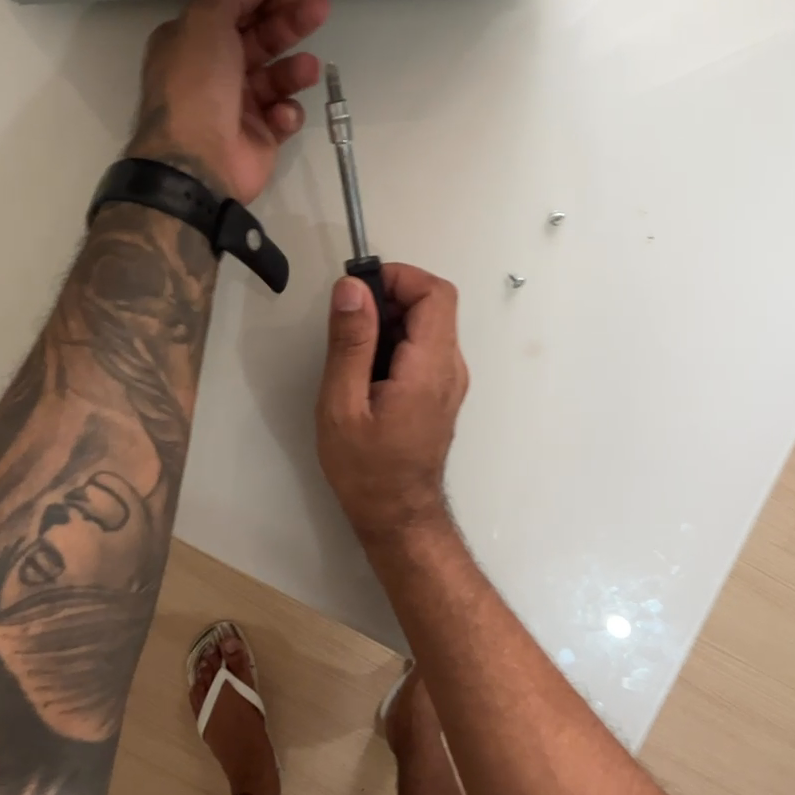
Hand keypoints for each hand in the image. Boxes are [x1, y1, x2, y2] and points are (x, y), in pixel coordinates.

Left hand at [128, 0, 330, 203]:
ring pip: (276, 77)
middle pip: (259, 41)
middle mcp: (213, 74)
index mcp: (192, 45)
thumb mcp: (203, 22)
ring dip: (295, 69)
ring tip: (309, 67)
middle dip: (289, 24)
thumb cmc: (197, 86)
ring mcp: (237, 107)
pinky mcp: (259, 137)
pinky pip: (283, 116)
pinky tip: (281, 115)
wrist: (199, 160)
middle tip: (318, 7)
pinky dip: (287, 113)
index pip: (230, 13)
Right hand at [315, 263, 469, 544]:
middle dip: (389, 297)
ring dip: (390, 320)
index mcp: (430, 367)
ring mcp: (450, 381)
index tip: (358, 290)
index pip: (434, 293)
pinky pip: (425, 347)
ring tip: (352, 351)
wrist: (397, 517)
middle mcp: (451, 368)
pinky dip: (397, 341)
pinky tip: (367, 369)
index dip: (398, 277)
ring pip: (429, 324)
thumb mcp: (343, 404)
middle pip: (433, 304)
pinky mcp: (441, 392)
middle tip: (347, 322)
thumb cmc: (366, 469)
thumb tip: (352, 288)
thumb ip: (350, 342)